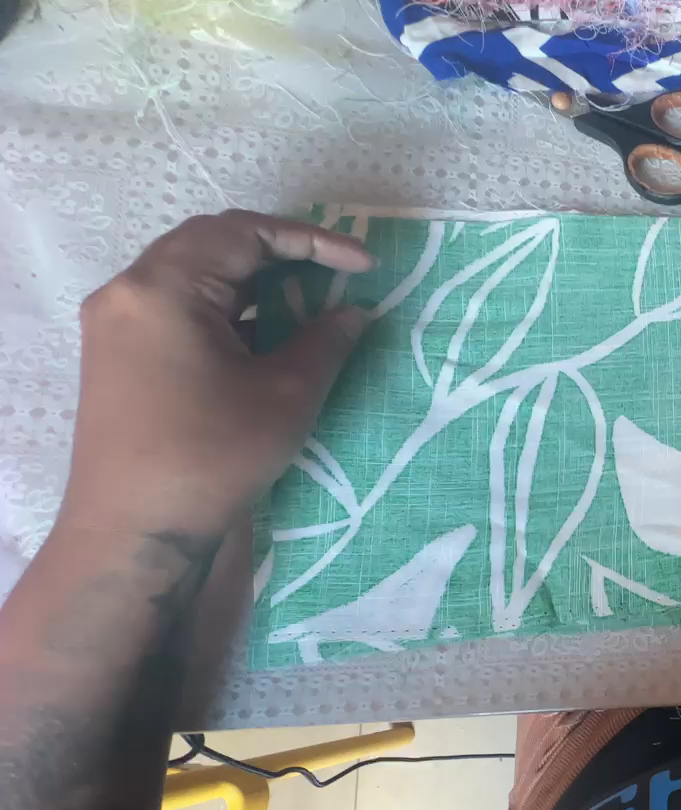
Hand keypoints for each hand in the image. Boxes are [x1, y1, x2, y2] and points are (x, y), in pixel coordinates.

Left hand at [62, 210, 374, 540]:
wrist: (143, 517)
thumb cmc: (218, 448)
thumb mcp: (289, 391)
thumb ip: (325, 340)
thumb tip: (355, 311)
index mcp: (163, 289)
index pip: (242, 233)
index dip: (312, 241)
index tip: (367, 266)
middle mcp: (131, 291)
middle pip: (214, 244)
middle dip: (287, 253)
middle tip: (346, 278)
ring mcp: (124, 321)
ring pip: (201, 274)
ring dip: (265, 282)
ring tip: (321, 307)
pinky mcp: (130, 350)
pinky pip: (190, 306)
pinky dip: (241, 307)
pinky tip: (279, 333)